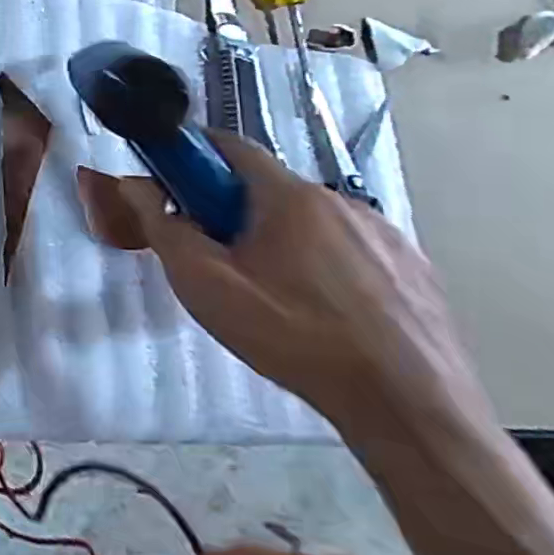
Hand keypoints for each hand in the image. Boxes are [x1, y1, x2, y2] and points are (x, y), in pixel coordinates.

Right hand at [96, 132, 491, 432]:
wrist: (409, 408)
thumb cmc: (293, 336)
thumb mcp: (206, 286)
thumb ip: (165, 229)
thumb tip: (137, 187)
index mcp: (288, 196)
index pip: (230, 146)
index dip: (194, 157)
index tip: (175, 187)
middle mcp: (340, 200)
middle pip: (269, 188)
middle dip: (235, 211)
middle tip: (220, 257)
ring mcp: (385, 233)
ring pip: (313, 221)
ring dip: (284, 239)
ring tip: (276, 295)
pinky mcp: (416, 269)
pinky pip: (354, 249)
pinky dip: (328, 264)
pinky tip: (326, 312)